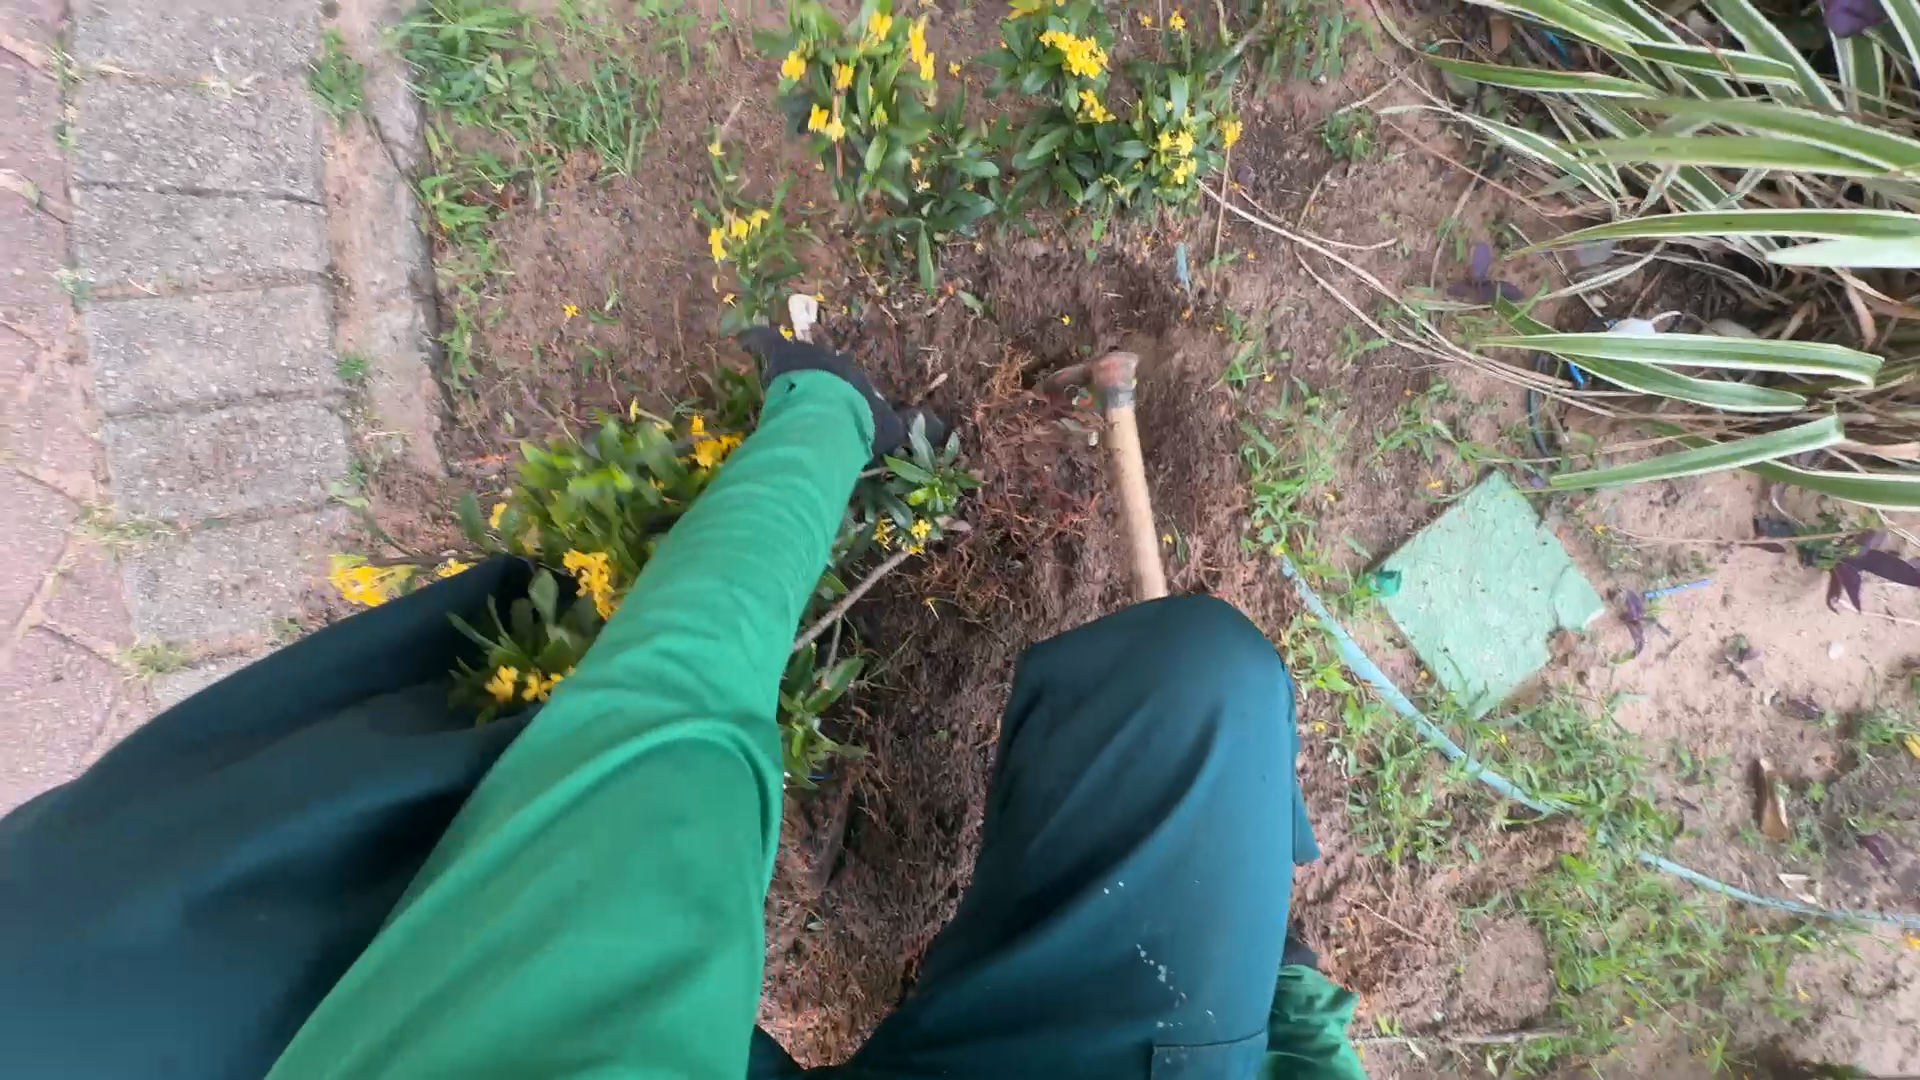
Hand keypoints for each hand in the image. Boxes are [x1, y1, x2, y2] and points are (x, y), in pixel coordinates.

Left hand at [737, 328, 905, 456]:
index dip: (844, 392)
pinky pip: (766, 338)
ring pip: (797, 352)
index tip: (841, 403)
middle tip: (813, 387)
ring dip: (791, 359)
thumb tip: (939, 425)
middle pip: (823, 363)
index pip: (849, 380)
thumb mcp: (889, 431)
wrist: (830, 418)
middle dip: (819, 373)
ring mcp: (807, 359)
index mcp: (855, 379)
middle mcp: (832, 362)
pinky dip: (754, 337)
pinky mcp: (784, 357)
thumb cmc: (858, 424)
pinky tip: (741, 337)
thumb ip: (912, 427)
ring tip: (783, 366)